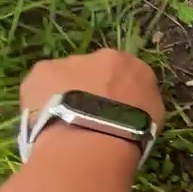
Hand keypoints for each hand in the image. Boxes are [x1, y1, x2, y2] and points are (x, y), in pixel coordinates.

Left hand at [19, 49, 165, 164]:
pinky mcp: (39, 72)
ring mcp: (66, 62)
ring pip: (65, 76)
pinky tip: (49, 117)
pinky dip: (44, 98)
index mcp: (131, 64)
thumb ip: (141, 98)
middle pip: (93, 69)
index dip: (120, 88)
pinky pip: (42, 85)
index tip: (118, 105)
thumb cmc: (133, 127)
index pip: (126, 71)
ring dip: (66, 91)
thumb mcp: (153, 112)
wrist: (95, 135)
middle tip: (91, 111)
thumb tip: (131, 101)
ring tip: (67, 117)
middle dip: (91, 86)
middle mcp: (99, 56)